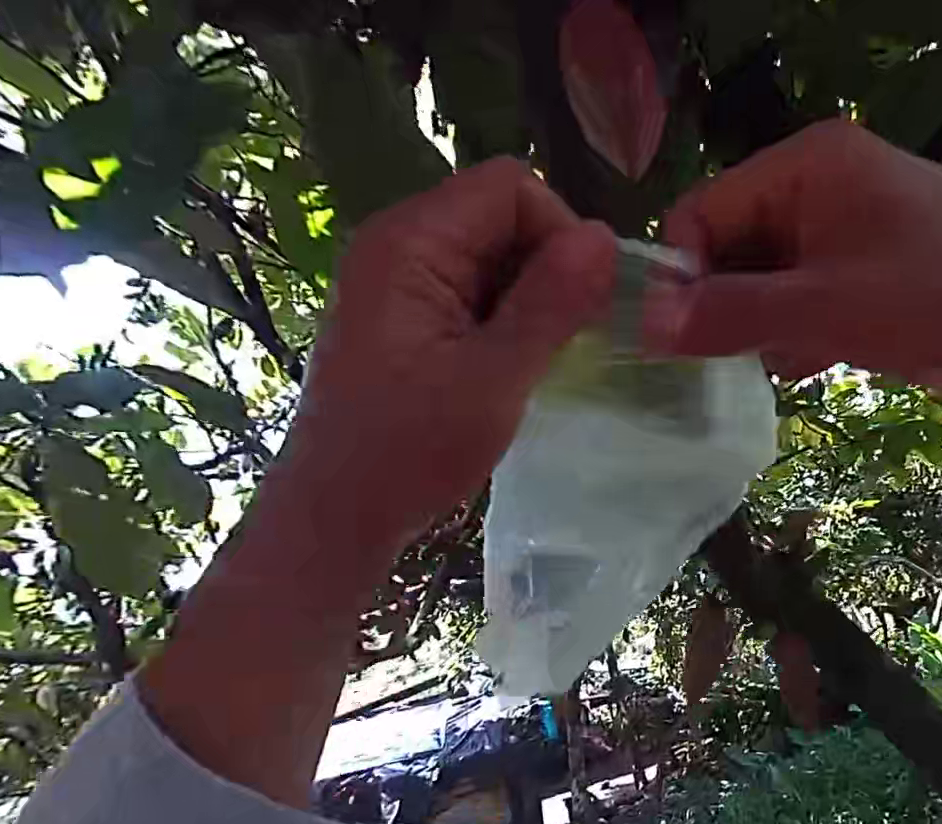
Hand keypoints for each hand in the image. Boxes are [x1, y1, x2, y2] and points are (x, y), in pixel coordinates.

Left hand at [281, 158, 615, 549]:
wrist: (337, 517)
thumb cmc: (410, 453)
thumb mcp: (493, 380)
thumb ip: (550, 305)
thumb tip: (605, 238)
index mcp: (409, 243)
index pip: (509, 188)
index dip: (561, 233)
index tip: (586, 304)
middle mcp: (394, 247)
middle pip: (496, 220)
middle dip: (545, 272)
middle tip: (567, 343)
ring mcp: (392, 286)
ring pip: (486, 263)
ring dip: (525, 305)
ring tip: (534, 365)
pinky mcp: (398, 323)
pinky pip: (465, 298)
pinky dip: (500, 325)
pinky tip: (507, 372)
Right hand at [648, 119, 941, 486]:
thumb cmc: (934, 293)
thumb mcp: (822, 305)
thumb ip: (729, 313)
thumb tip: (644, 327)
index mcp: (802, 166)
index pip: (700, 213)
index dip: (682, 274)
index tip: (683, 334)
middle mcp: (812, 189)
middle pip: (725, 251)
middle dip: (723, 307)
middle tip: (737, 352)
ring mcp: (833, 234)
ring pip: (754, 285)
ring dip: (757, 328)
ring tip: (789, 353)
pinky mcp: (850, 275)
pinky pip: (788, 304)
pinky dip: (788, 337)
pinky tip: (813, 357)